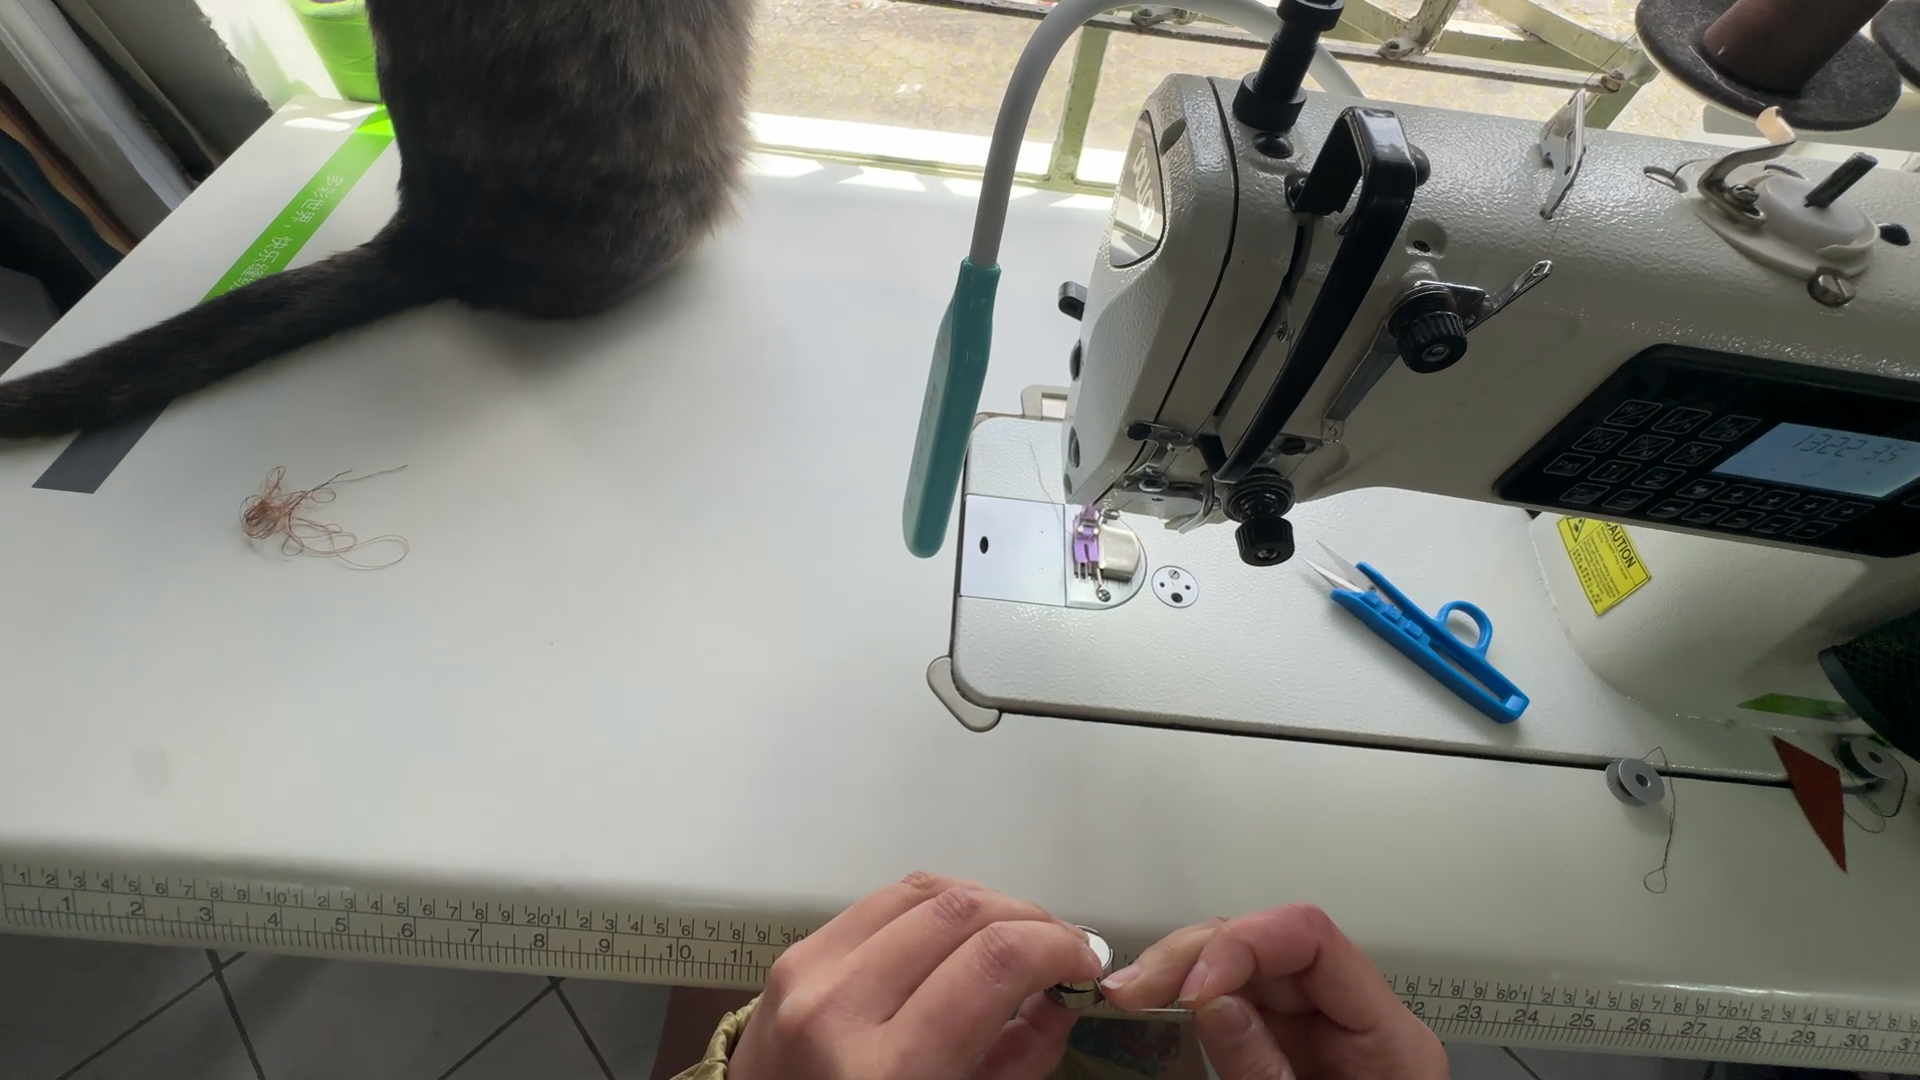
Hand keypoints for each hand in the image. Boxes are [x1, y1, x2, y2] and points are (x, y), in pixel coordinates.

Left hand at [728, 872, 1103, 1079]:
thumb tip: (1062, 990)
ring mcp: (809, 971)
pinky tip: (961, 924)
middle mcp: (841, 1007)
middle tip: (1059, 941)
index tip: (1086, 957)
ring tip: (1017, 928)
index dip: (1054, 945)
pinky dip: (936, 901)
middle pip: (958, 912)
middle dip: (1026, 917)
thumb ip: (1019, 1059)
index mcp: (888, 1074)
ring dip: (985, 898)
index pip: (991, 963)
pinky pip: (883, 900)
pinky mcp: (796, 953)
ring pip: (922, 890)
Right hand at [1097, 904, 1446, 1079]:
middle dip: (1192, 956)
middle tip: (1131, 989)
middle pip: (1264, 943)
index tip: (1190, 992)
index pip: (1310, 939)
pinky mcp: (1282, 1036)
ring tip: (1126, 991)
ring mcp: (1313, 1021)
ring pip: (1238, 959)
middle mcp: (1346, 1010)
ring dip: (1176, 968)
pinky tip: (1150, 996)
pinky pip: (1231, 992)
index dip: (1243, 945)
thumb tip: (1206, 998)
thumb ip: (1262, 1071)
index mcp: (1384, 1033)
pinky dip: (1185, 990)